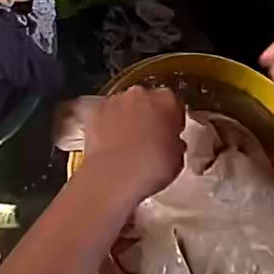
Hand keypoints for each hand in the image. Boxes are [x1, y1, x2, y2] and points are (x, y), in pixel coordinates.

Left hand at [80, 85, 185, 200]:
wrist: (114, 178)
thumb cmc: (149, 169)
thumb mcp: (177, 160)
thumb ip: (176, 143)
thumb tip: (172, 144)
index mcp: (167, 101)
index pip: (174, 103)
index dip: (173, 119)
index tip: (171, 131)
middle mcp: (141, 95)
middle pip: (149, 100)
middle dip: (150, 115)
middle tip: (150, 139)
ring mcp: (116, 101)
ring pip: (126, 105)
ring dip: (128, 118)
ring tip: (128, 144)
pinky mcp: (96, 111)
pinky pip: (105, 114)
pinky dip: (107, 124)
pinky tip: (110, 143)